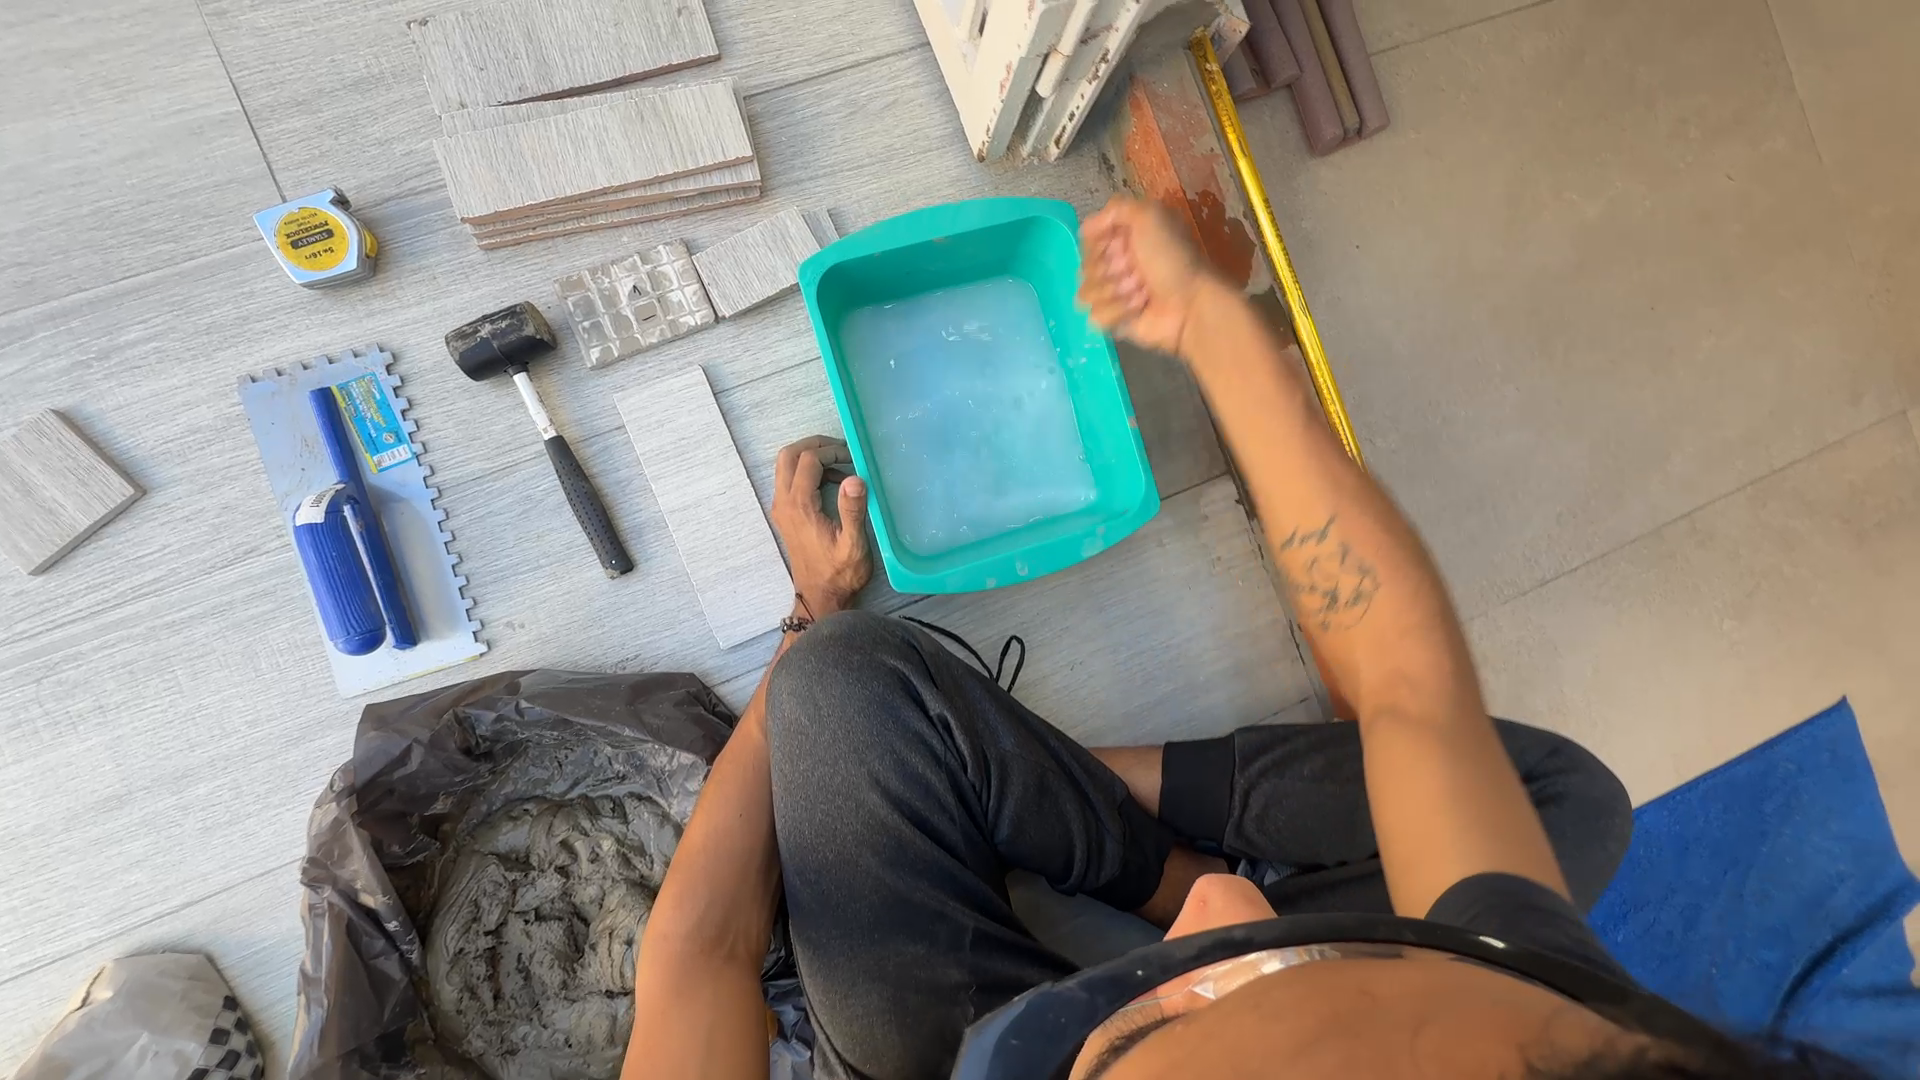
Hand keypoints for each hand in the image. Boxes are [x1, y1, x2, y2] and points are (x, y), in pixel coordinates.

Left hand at [771, 436, 871, 616]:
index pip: (808, 459)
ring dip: (810, 456)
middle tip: (842, 450)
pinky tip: (833, 482)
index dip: (831, 452)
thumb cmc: (840, 574)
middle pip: (788, 455)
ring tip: (841, 464)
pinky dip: (808, 470)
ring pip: (785, 465)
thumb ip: (852, 510)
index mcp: (800, 506)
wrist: (821, 597)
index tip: (854, 459)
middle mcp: (784, 503)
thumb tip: (854, 478)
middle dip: (814, 445)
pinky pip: (790, 479)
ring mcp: (782, 508)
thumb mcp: (853, 544)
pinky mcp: (786, 514)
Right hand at [1077, 196, 1228, 358]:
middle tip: (1137, 271)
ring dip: (1116, 292)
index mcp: (1121, 238)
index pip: (1087, 240)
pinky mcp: (1112, 320)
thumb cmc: (1171, 258)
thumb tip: (1084, 229)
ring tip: (1142, 291)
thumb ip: (1115, 209)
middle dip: (1111, 270)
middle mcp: (1114, 264)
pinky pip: (1095, 316)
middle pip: (1084, 267)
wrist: (1189, 303)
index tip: (1123, 246)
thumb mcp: (1149, 216)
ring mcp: (1111, 294)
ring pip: (1086, 294)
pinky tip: (1139, 309)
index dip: (1101, 245)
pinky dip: (1118, 312)